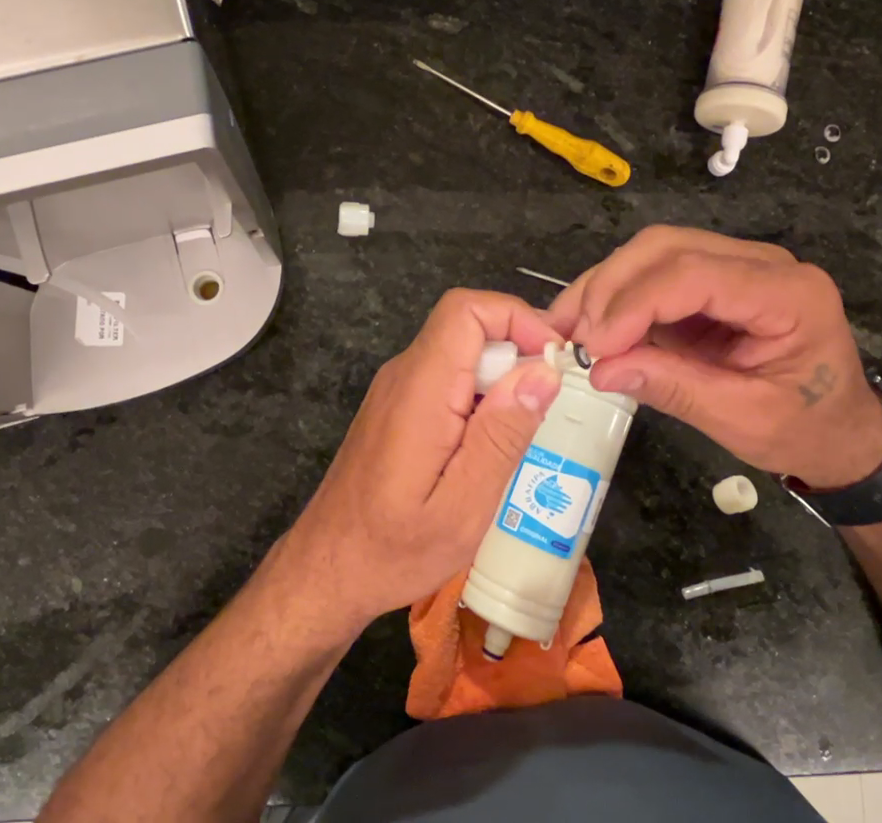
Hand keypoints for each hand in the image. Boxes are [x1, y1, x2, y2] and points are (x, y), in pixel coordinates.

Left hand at [270, 289, 564, 637]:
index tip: (554, 362)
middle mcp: (403, 376)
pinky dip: (479, 399)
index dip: (517, 317)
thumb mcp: (464, 506)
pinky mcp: (395, 412)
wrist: (327, 571)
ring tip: (530, 432)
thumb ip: (503, 435)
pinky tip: (491, 448)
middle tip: (553, 406)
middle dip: (518, 353)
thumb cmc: (394, 549)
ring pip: (459, 355)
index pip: (466, 310)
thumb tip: (543, 372)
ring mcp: (395, 392)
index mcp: (420, 389)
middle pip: (466, 328)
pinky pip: (445, 382)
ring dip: (501, 380)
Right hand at [547, 226, 881, 489]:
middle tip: (573, 338)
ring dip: (604, 288)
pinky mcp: (712, 283)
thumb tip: (601, 371)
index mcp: (788, 295)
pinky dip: (615, 298)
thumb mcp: (743, 419)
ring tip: (569, 331)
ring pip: (653, 252)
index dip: (634, 304)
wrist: (840, 434)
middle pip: (667, 247)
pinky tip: (589, 326)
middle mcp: (763, 265)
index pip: (695, 274)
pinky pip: (654, 275)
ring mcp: (736, 268)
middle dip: (610, 288)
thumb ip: (674, 387)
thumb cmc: (805, 430)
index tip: (593, 346)